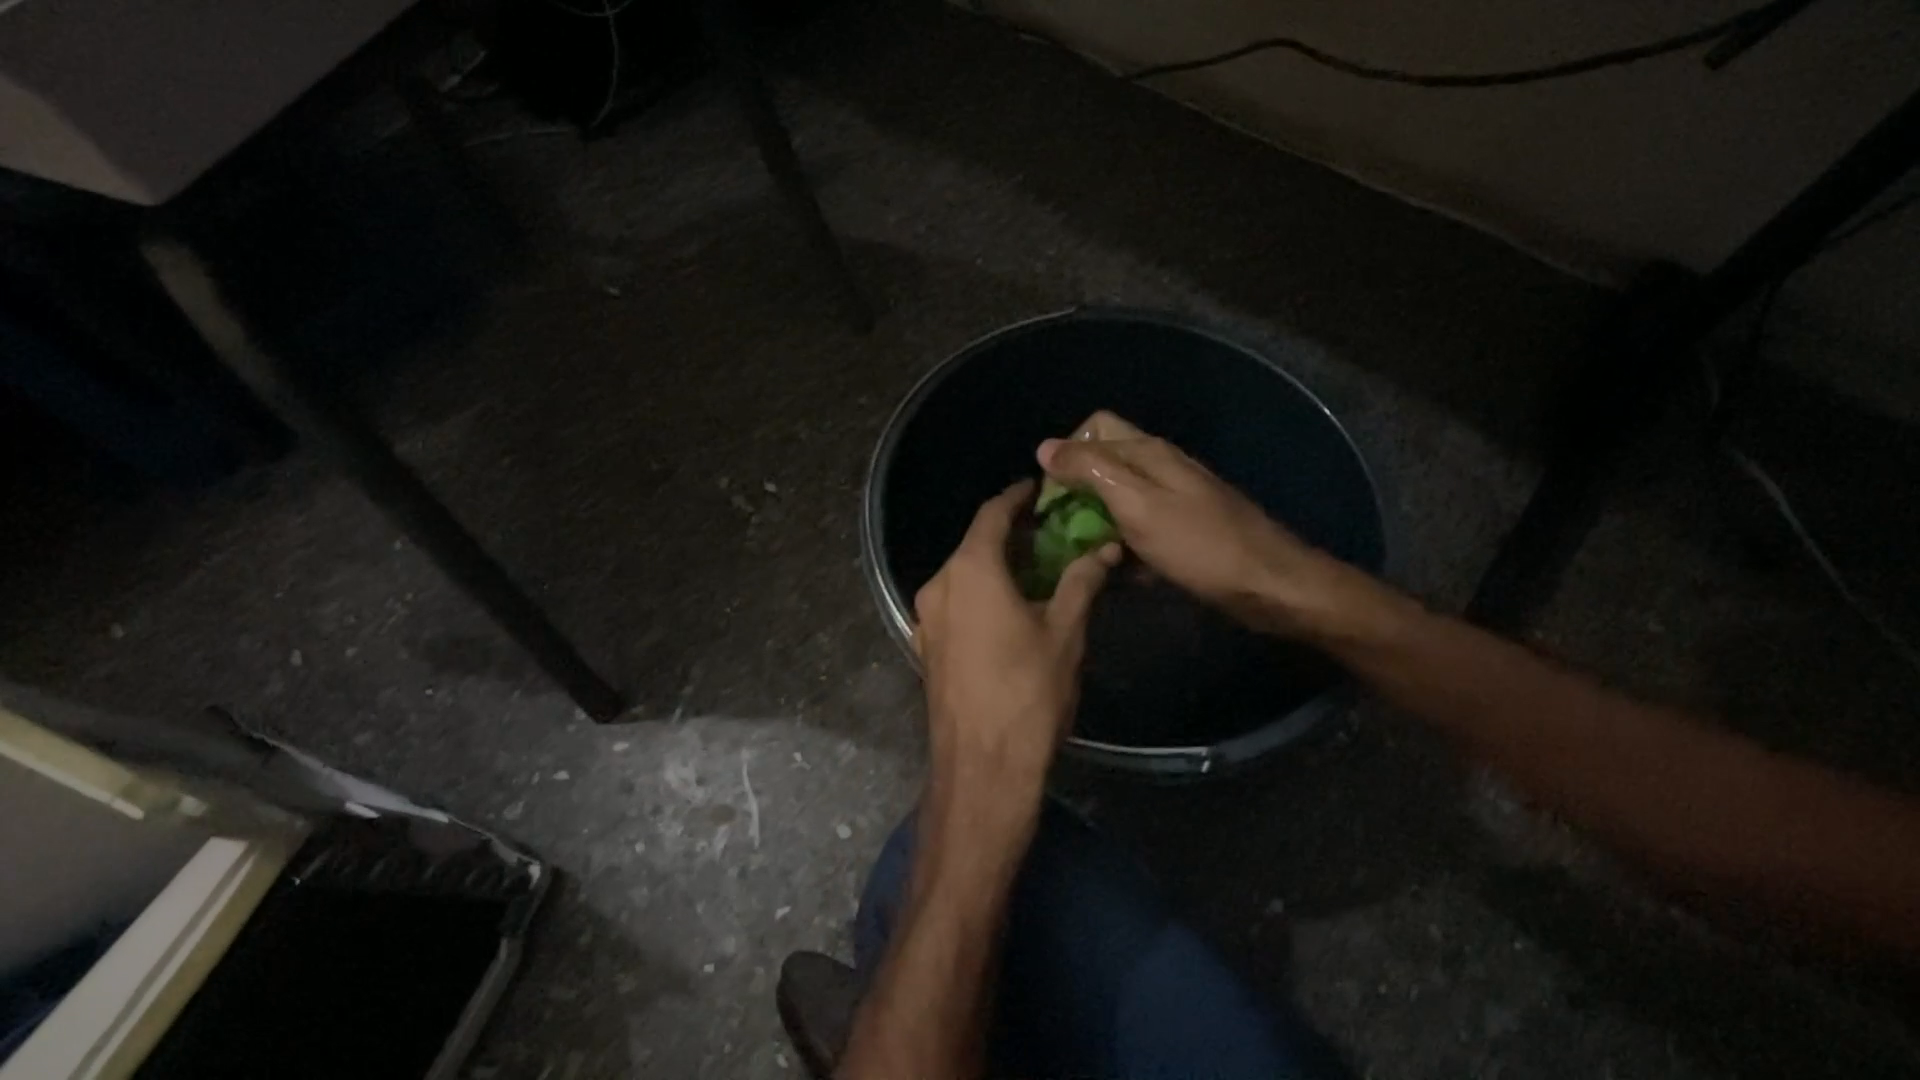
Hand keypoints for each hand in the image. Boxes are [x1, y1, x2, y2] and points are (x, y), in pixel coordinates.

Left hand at [913, 481, 1118, 819]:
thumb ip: (1081, 581)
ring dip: (996, 568)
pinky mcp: (927, 649)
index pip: (992, 514)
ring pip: (963, 577)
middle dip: (1011, 536)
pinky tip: (1010, 611)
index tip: (1040, 491)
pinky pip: (955, 606)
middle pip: (975, 545)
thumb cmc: (1029, 692)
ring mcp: (926, 620)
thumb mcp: (1065, 631)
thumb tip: (1103, 550)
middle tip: (1050, 535)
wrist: (983, 766)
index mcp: (970, 570)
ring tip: (1037, 572)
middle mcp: (938, 586)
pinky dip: (981, 596)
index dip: (1017, 498)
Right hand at [1038, 411, 1362, 637]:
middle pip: (1104, 463)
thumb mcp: (1137, 505)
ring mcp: (1175, 499)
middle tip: (1062, 529)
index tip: (1051, 497)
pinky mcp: (1184, 531)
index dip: (1064, 456)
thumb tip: (1044, 447)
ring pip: (1120, 498)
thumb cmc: (1200, 546)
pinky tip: (1121, 571)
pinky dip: (1125, 545)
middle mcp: (1161, 466)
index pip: (1091, 430)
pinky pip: (1140, 528)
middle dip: (1077, 491)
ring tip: (1085, 554)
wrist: (1269, 585)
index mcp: (1148, 453)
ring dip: (1098, 522)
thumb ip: (1091, 472)